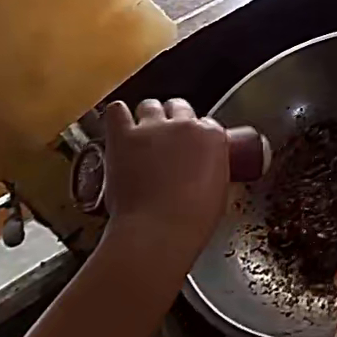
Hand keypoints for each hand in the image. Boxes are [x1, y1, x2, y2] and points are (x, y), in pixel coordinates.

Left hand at [99, 99, 229, 267]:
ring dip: (147, 115)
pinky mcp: (123, 138)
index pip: (206, 122)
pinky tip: (118, 121)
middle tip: (167, 135)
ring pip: (150, 105)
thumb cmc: (191, 218)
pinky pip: (116, 112)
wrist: (160, 230)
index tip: (190, 145)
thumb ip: (213, 169)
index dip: (196, 133)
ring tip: (142, 130)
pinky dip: (117, 114)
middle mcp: (184, 125)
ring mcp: (153, 129)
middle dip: (173, 117)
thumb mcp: (219, 188)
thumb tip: (204, 172)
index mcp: (212, 136)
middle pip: (179, 106)